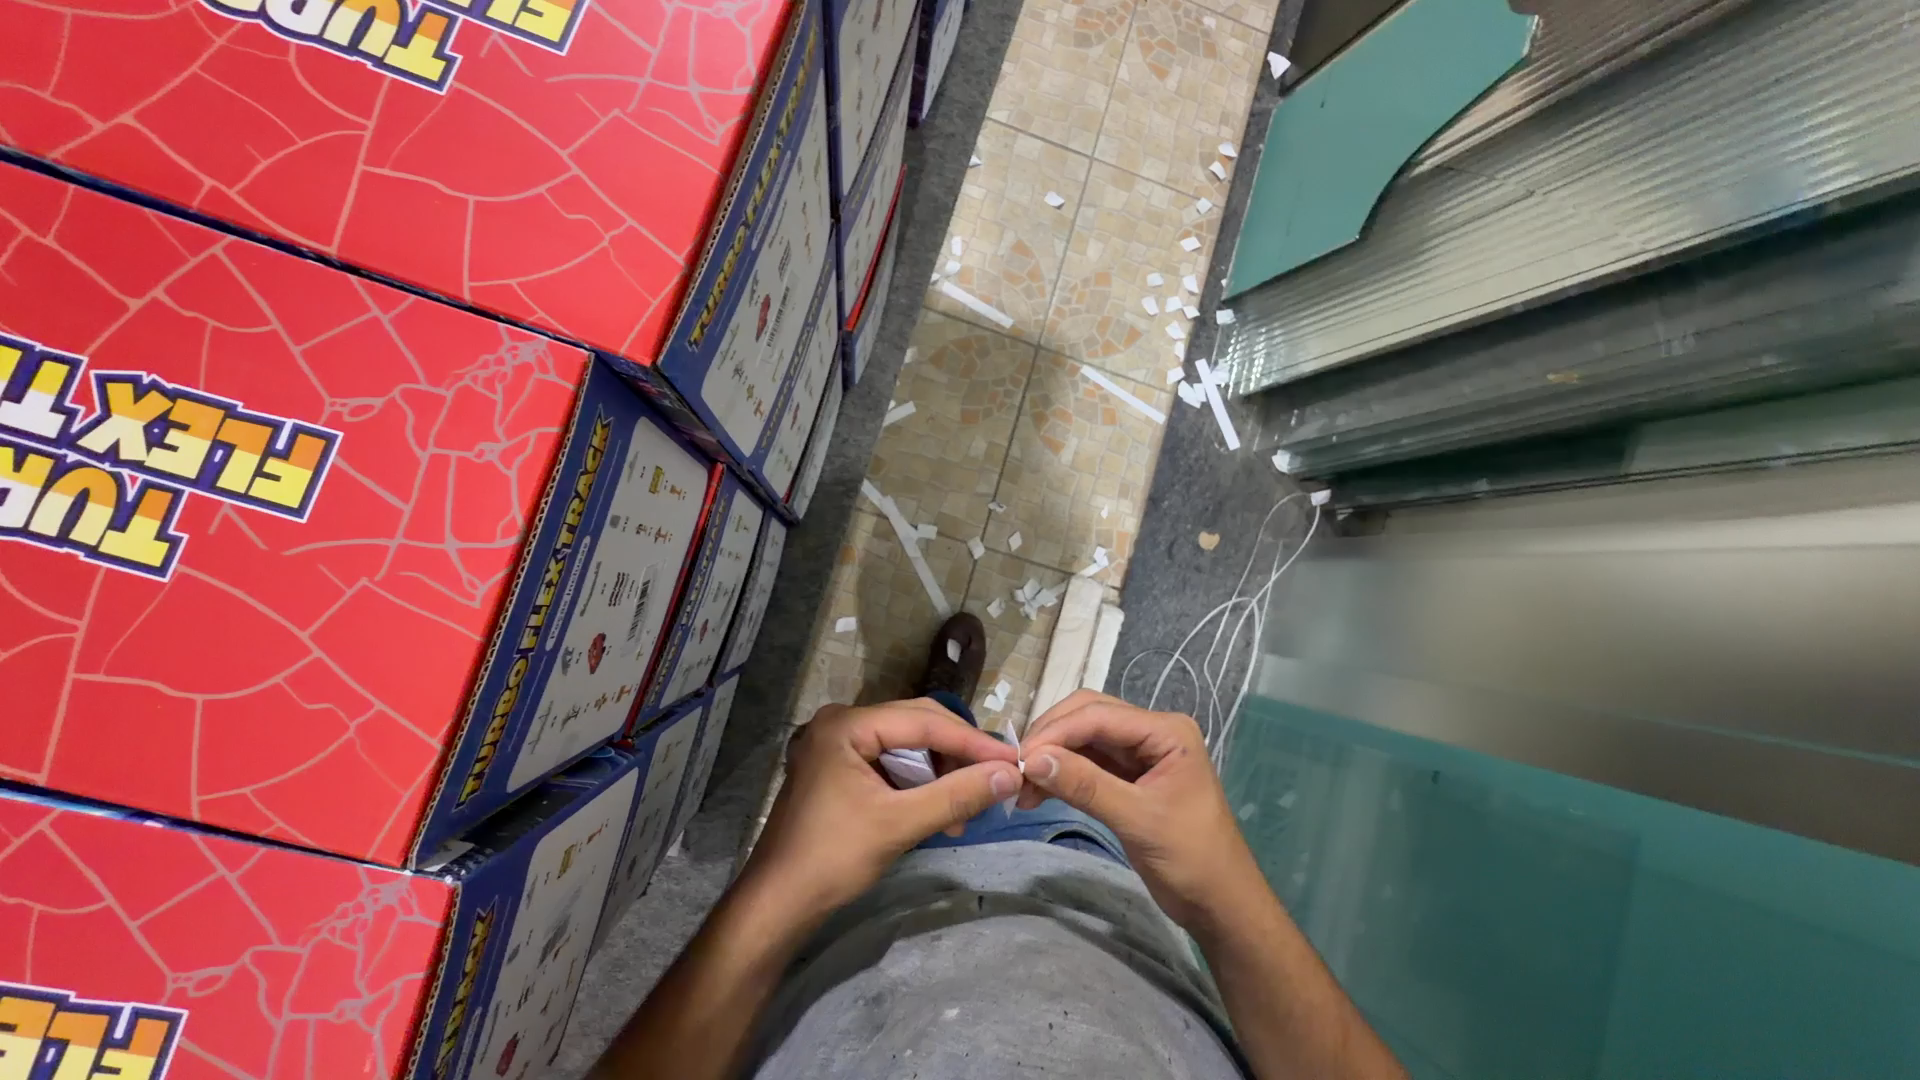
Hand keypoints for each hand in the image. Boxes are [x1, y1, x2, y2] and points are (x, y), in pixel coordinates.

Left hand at [742, 698, 1020, 921]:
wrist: (777, 904)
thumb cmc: (831, 859)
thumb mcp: (899, 825)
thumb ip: (956, 795)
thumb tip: (1011, 774)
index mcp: (846, 724)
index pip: (923, 721)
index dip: (971, 741)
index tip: (1013, 760)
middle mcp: (841, 722)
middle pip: (916, 725)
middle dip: (958, 755)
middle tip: (997, 779)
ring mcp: (838, 745)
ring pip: (907, 745)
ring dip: (940, 773)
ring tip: (966, 809)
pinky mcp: (840, 768)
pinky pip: (892, 763)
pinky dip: (919, 785)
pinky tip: (939, 812)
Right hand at [1016, 690, 1264, 933]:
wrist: (1222, 905)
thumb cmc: (1192, 859)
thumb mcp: (1138, 820)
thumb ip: (1086, 785)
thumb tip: (1032, 760)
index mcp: (1166, 731)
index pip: (1098, 715)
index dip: (1056, 732)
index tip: (1019, 759)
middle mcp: (1152, 732)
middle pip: (1088, 716)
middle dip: (1051, 738)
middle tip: (1016, 768)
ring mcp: (1140, 754)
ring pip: (1084, 739)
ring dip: (1052, 757)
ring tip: (1023, 788)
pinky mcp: (1128, 778)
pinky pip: (1087, 763)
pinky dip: (1062, 774)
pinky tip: (1039, 793)